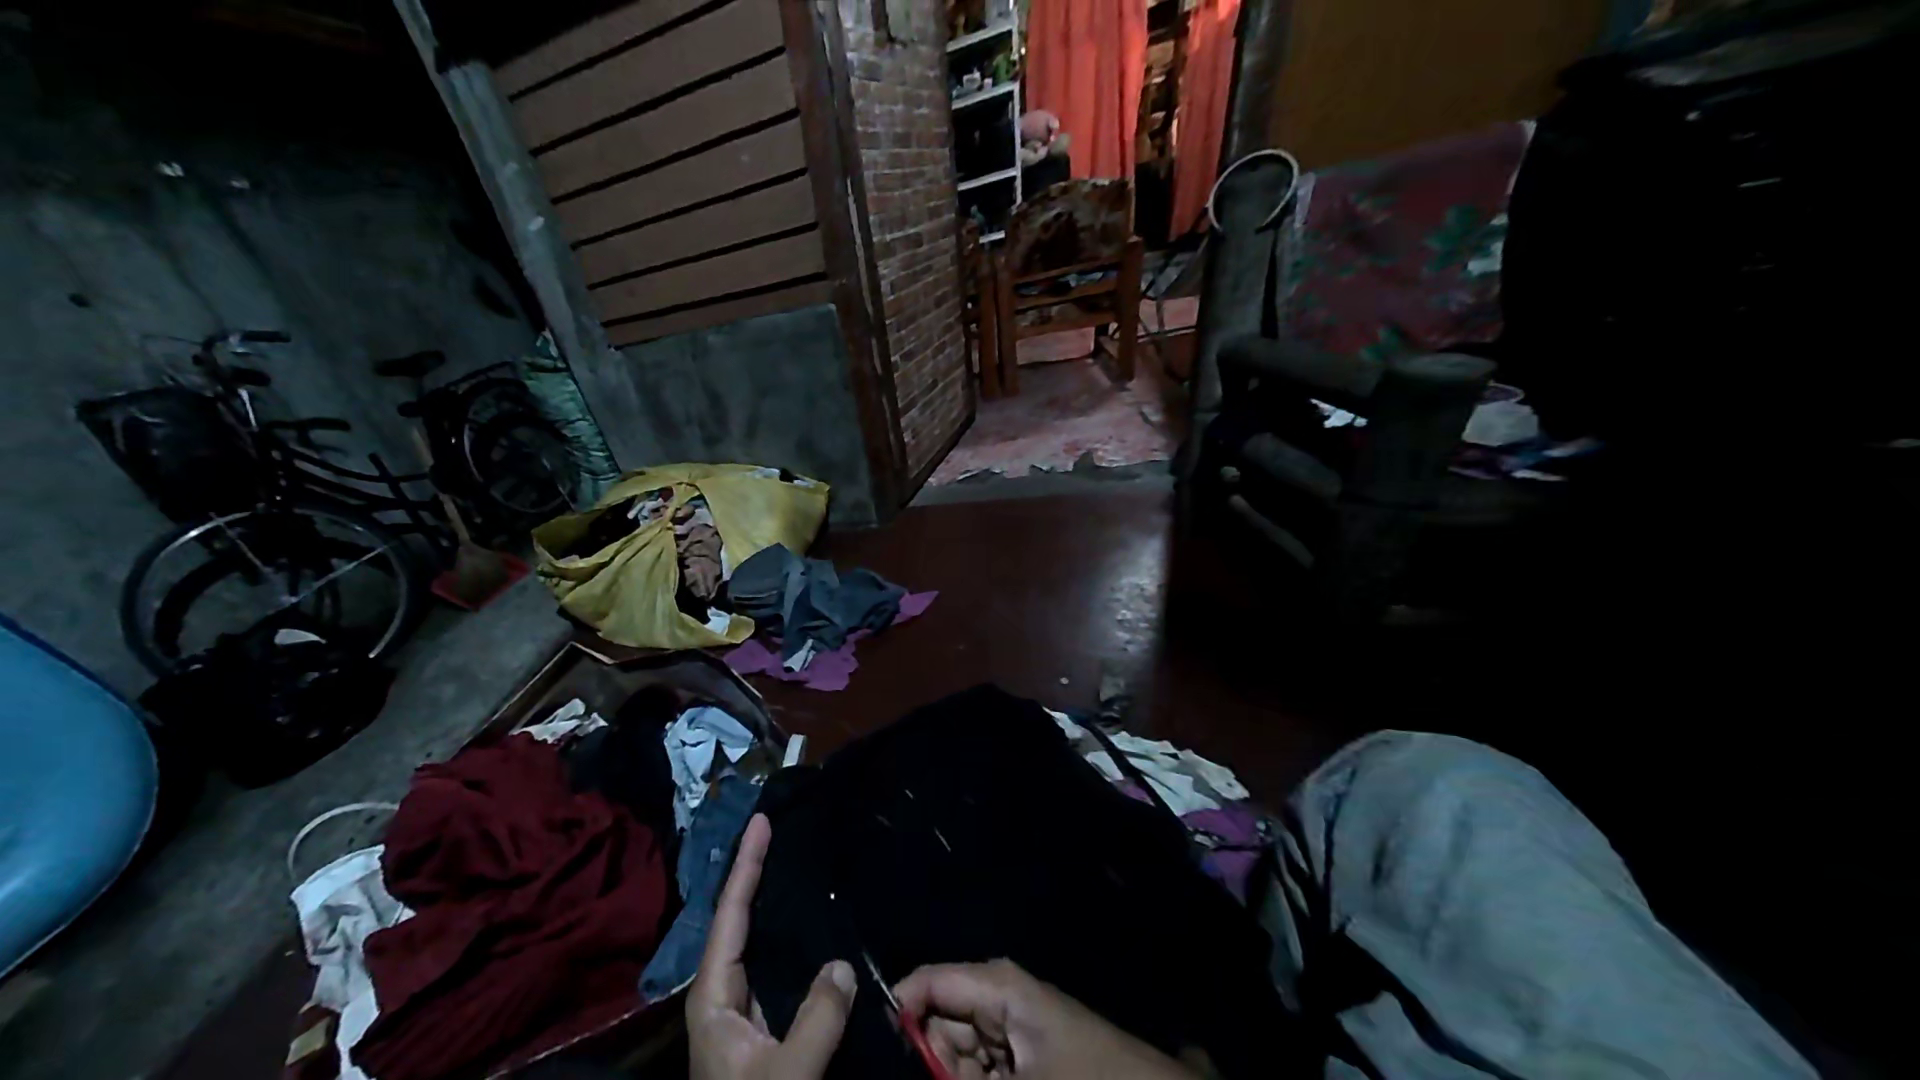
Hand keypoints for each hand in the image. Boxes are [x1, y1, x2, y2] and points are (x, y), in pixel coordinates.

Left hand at [690, 814, 856, 1079]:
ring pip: (759, 945)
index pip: (729, 916)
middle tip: (777, 832)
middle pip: (738, 922)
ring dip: (774, 905)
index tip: (760, 822)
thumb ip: (817, 1019)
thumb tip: (841, 964)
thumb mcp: (787, 1075)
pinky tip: (814, 927)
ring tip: (795, 864)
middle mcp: (723, 996)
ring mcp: (742, 1013)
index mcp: (714, 998)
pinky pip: (779, 970)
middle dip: (755, 875)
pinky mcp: (762, 1030)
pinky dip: (794, 940)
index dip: (745, 866)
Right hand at [893, 960, 1196, 1079]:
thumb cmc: (1084, 1077)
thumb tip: (910, 1060)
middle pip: (937, 1021)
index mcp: (995, 985)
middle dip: (928, 1056)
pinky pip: (980, 1066)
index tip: (880, 1055)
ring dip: (952, 1073)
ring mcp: (1011, 1026)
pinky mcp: (1023, 1054)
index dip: (898, 1014)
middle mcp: (998, 996)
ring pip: (956, 1051)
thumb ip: (955, 1076)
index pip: (926, 982)